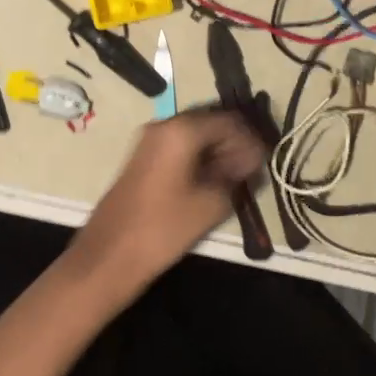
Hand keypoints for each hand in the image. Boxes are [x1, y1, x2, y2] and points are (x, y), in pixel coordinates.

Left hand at [68, 109, 266, 296]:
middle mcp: (163, 125)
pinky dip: (199, 159)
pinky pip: (180, 148)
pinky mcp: (143, 158)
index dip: (251, 139)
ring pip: (195, 136)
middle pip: (210, 123)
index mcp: (180, 130)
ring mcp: (149, 140)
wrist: (109, 254)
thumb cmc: (162, 228)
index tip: (266, 162)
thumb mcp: (210, 204)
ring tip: (237, 179)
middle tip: (254, 171)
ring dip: (218, 152)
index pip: (229, 121)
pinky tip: (213, 181)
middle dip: (235, 143)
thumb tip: (249, 162)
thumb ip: (235, 176)